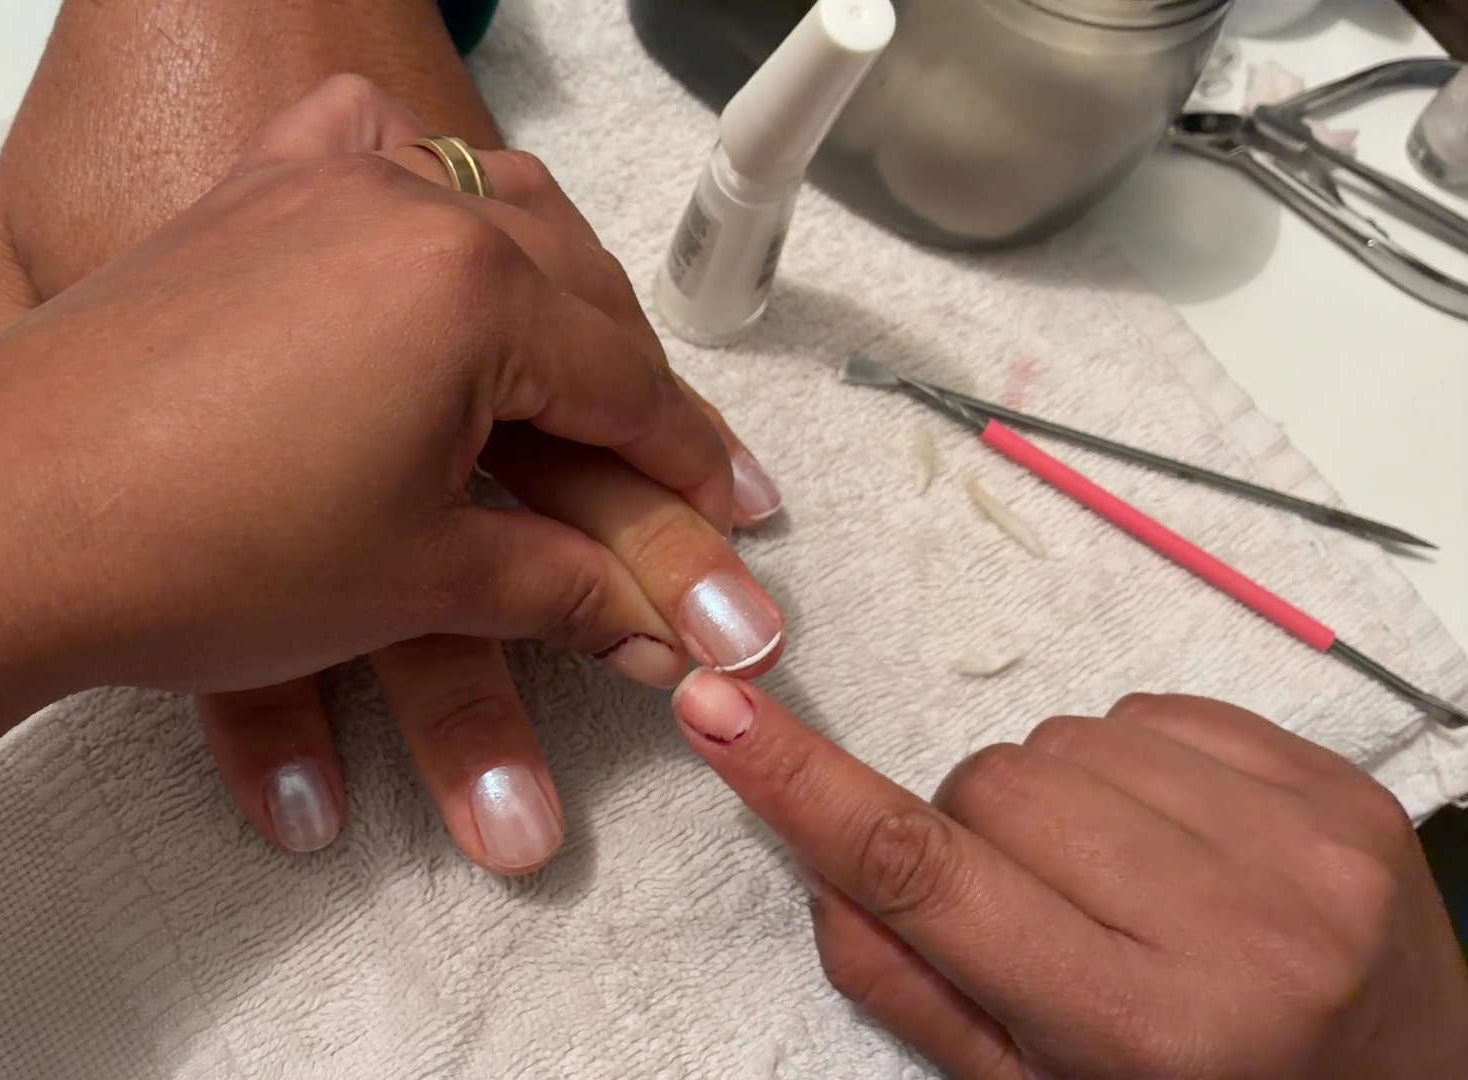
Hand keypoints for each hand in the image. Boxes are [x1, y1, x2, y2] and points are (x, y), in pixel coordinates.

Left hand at [0, 79, 773, 1072]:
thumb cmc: (211, 556)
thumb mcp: (417, 581)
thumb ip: (554, 591)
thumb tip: (646, 625)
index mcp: (470, 290)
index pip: (626, 382)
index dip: (690, 457)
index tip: (735, 501)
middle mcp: (408, 203)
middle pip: (578, 292)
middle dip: (641, 386)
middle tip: (684, 458)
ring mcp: (320, 183)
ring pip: (496, 214)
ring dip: (558, 292)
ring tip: (591, 359)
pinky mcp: (249, 198)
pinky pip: (383, 175)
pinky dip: (439, 214)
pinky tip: (442, 237)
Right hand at [674, 676, 1467, 1077]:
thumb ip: (893, 972)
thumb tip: (811, 848)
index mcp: (1138, 1030)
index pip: (914, 870)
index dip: (796, 780)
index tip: (712, 706)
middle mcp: (1237, 933)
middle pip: (984, 783)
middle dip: (976, 831)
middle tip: (1037, 902)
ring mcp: (1307, 848)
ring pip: (1055, 742)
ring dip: (1054, 799)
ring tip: (1120, 876)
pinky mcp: (1341, 785)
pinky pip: (1142, 711)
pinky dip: (1127, 763)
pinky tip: (1176, 834)